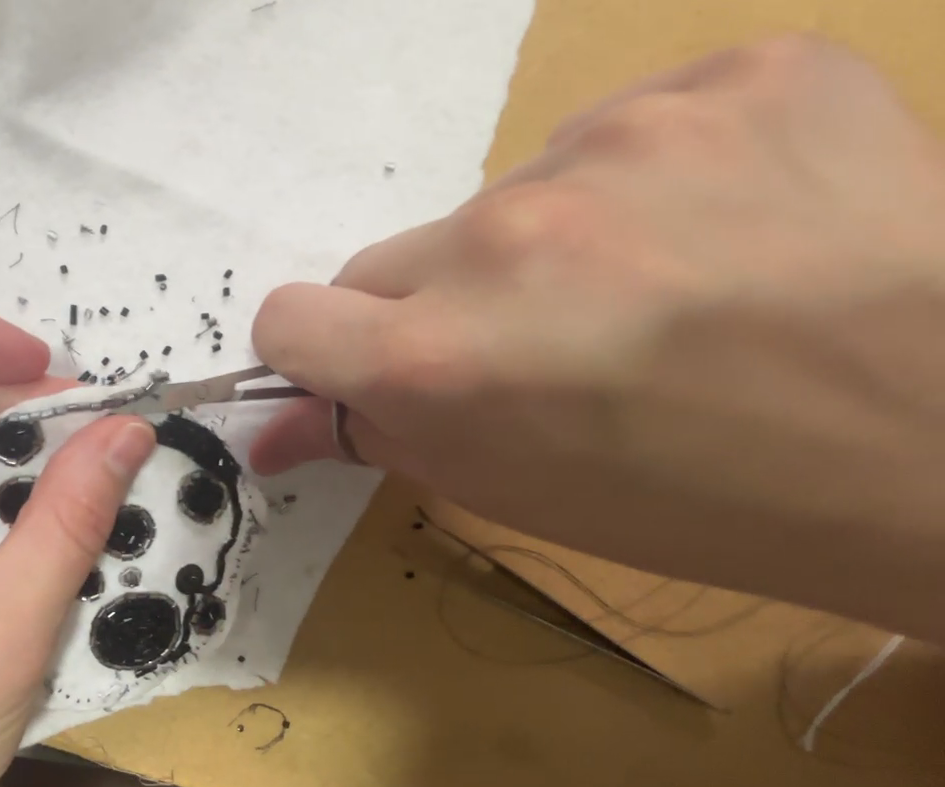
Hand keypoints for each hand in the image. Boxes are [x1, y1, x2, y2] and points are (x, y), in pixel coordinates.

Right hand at [252, 36, 944, 638]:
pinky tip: (719, 231)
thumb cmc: (695, 497)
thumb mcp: (502, 487)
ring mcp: (619, 143)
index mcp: (436, 358)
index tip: (367, 369)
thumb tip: (268, 434)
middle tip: (530, 350)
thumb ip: (369, 436)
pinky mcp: (734, 76)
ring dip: (538, 248)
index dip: (319, 351)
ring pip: (504, 198)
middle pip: (391, 260)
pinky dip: (640, 182)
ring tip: (649, 293)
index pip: (288, 318)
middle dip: (430, 307)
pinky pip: (621, 129)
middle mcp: (500, 240)